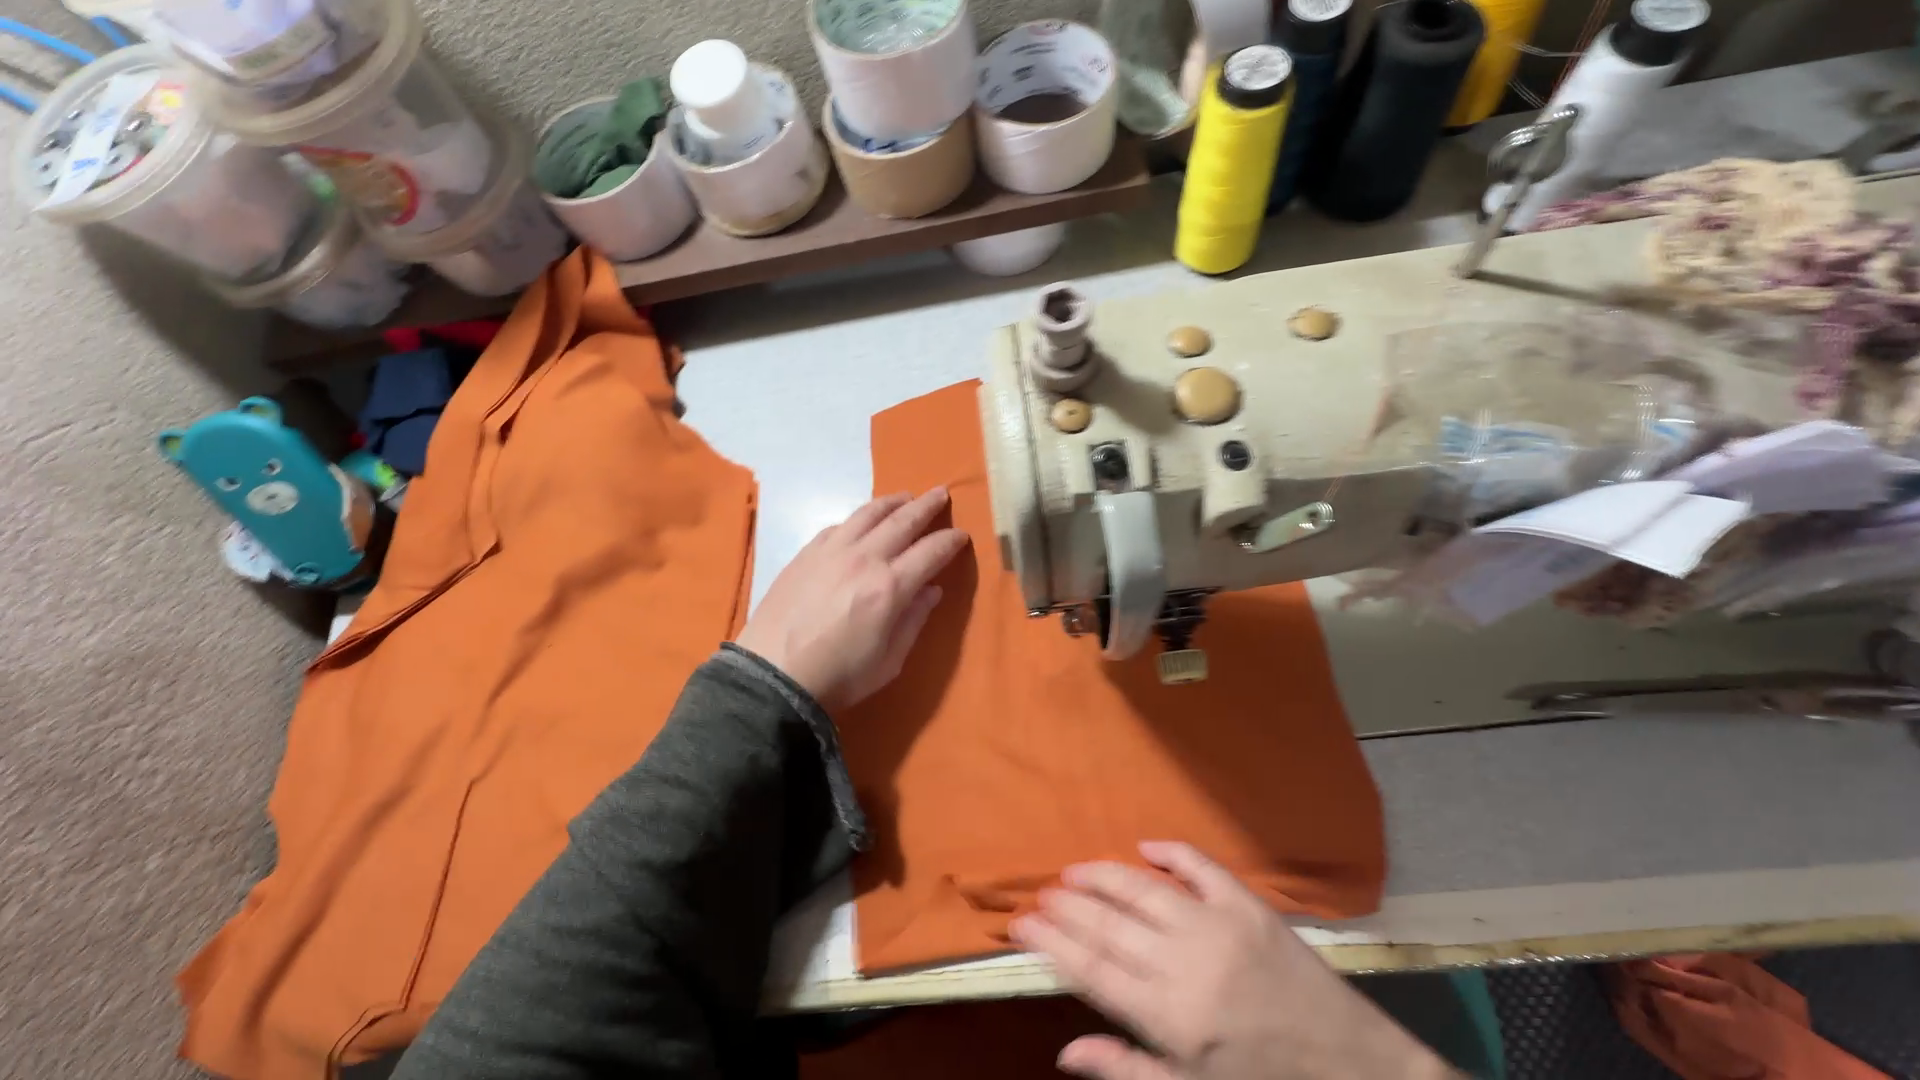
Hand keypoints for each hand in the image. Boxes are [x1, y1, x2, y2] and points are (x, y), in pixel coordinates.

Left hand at [736, 489, 968, 711]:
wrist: (774, 675)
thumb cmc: (838, 676)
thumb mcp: (889, 661)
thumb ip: (913, 621)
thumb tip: (931, 590)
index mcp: (890, 588)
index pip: (931, 552)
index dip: (950, 541)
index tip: (961, 534)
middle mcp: (864, 558)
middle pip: (903, 521)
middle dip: (927, 505)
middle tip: (941, 492)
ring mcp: (832, 551)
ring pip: (868, 513)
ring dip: (892, 502)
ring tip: (906, 497)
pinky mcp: (806, 553)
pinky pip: (839, 525)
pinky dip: (858, 518)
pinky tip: (863, 522)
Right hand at [1011, 842, 1457, 1079]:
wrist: (1355, 1071)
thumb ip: (1126, 1068)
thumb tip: (1064, 1050)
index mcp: (1171, 1018)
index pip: (1092, 968)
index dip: (1052, 942)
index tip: (1021, 922)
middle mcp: (1187, 964)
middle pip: (1109, 925)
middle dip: (1067, 907)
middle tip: (1038, 894)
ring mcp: (1221, 928)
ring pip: (1145, 889)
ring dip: (1104, 876)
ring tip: (1073, 871)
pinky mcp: (1252, 908)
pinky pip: (1203, 867)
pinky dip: (1172, 851)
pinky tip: (1144, 846)